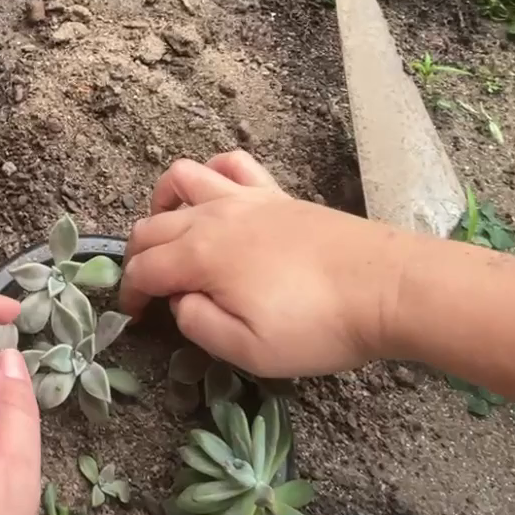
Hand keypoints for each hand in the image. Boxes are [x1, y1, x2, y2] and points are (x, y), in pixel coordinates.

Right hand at [119, 152, 419, 377]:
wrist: (385, 287)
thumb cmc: (317, 324)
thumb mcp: (251, 351)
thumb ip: (199, 325)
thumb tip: (180, 301)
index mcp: (198, 257)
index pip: (144, 269)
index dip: (130, 291)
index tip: (133, 312)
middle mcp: (209, 218)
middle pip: (151, 226)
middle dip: (137, 255)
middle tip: (147, 284)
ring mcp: (240, 198)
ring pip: (179, 178)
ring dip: (162, 201)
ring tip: (169, 225)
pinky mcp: (272, 192)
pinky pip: (231, 163)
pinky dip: (213, 171)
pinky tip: (216, 193)